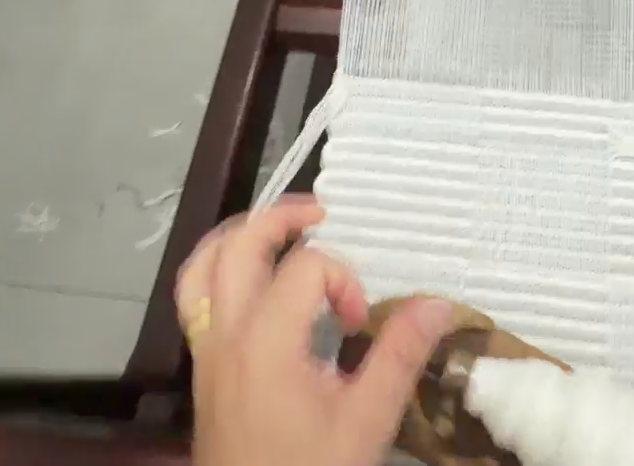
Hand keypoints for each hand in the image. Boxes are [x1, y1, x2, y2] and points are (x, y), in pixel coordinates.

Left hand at [177, 196, 456, 465]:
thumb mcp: (366, 420)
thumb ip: (400, 355)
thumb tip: (438, 302)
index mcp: (266, 340)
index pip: (305, 267)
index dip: (343, 279)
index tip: (361, 323)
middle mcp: (226, 333)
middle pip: (241, 244)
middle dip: (283, 217)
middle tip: (322, 213)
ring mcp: (206, 349)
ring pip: (203, 265)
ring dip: (242, 235)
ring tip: (280, 230)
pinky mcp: (202, 366)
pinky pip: (194, 296)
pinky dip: (219, 267)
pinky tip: (250, 275)